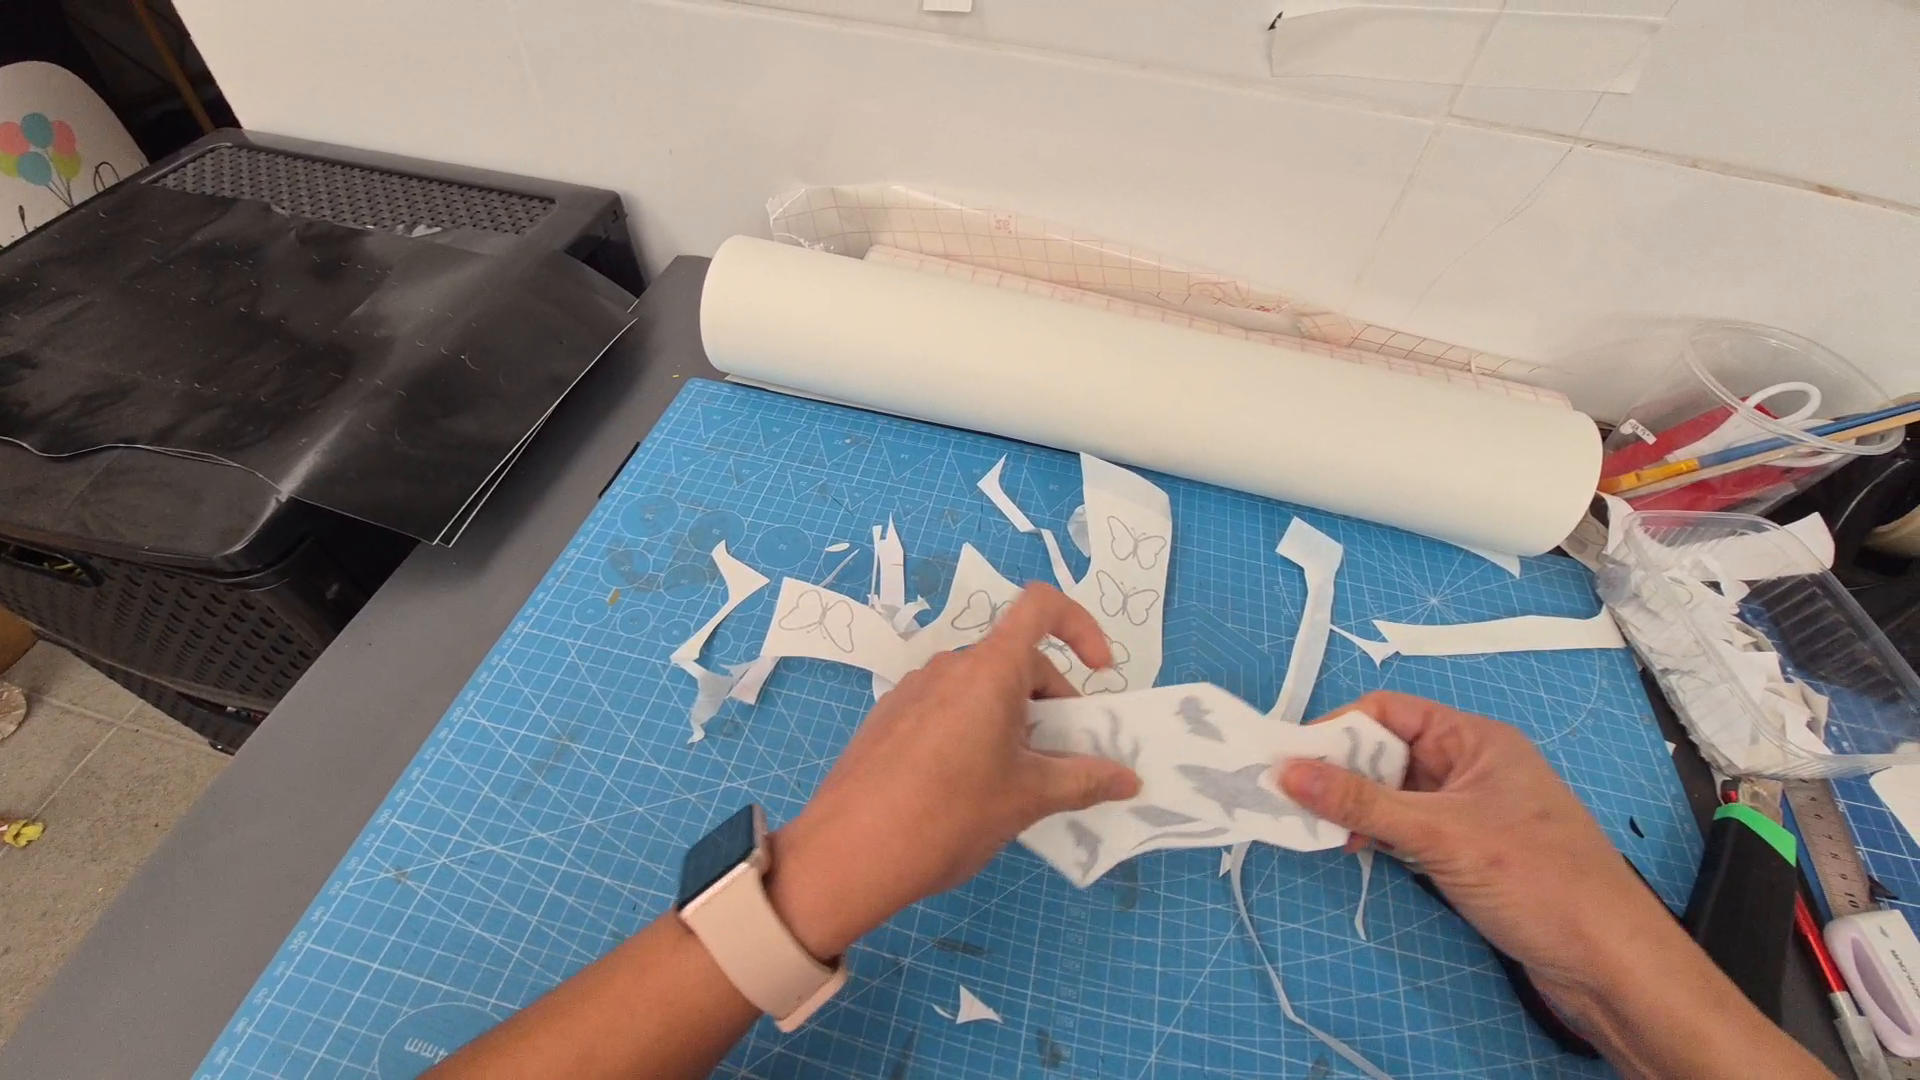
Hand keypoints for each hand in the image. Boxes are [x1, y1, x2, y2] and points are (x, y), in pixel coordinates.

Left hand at [768, 584, 1140, 958]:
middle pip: (1017, 661)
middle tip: (1060, 762)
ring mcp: (915, 689)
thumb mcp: (1027, 798)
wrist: (847, 853)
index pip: (1041, 606)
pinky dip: (975, 729)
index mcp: (989, 668)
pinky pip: (949, 707)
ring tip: (1013, 782)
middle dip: (1052, 703)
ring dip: (1013, 721)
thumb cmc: (949, 814)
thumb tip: (1128, 779)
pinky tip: (966, 787)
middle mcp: (951, 665)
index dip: (1080, 626)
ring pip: (983, 688)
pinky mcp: (891, 716)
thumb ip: (1084, 780)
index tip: (1099, 674)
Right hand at [1275, 692, 1672, 1011]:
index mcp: (1473, 739)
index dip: (1337, 727)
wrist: (1617, 974)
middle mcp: (1468, 765)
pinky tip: (1350, 844)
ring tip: (1316, 824)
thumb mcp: (1439, 835)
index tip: (1293, 756)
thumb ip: (1359, 802)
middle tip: (1293, 794)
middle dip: (1340, 770)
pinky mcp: (1466, 846)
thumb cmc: (1536, 881)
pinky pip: (1404, 822)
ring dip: (1354, 803)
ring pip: (1391, 789)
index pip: (1387, 712)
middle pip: (1385, 750)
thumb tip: (1286, 772)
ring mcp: (1467, 807)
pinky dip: (1374, 829)